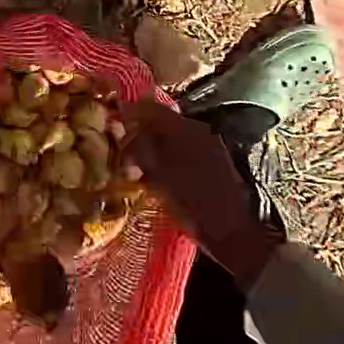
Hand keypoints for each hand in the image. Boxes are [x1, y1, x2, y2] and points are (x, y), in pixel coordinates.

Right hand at [121, 101, 282, 285]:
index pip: (152, 110)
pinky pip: (181, 154)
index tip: (111, 120)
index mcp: (188, 129)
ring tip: (130, 167)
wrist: (232, 234)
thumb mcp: (161, 177)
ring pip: (171, 140)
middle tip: (117, 148)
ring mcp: (208, 148)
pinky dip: (164, 161)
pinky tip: (150, 178)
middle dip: (138, 133)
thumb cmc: (194, 204)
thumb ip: (141, 150)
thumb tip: (122, 130)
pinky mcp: (211, 166)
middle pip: (162, 124)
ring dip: (150, 149)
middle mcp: (199, 132)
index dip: (130, 112)